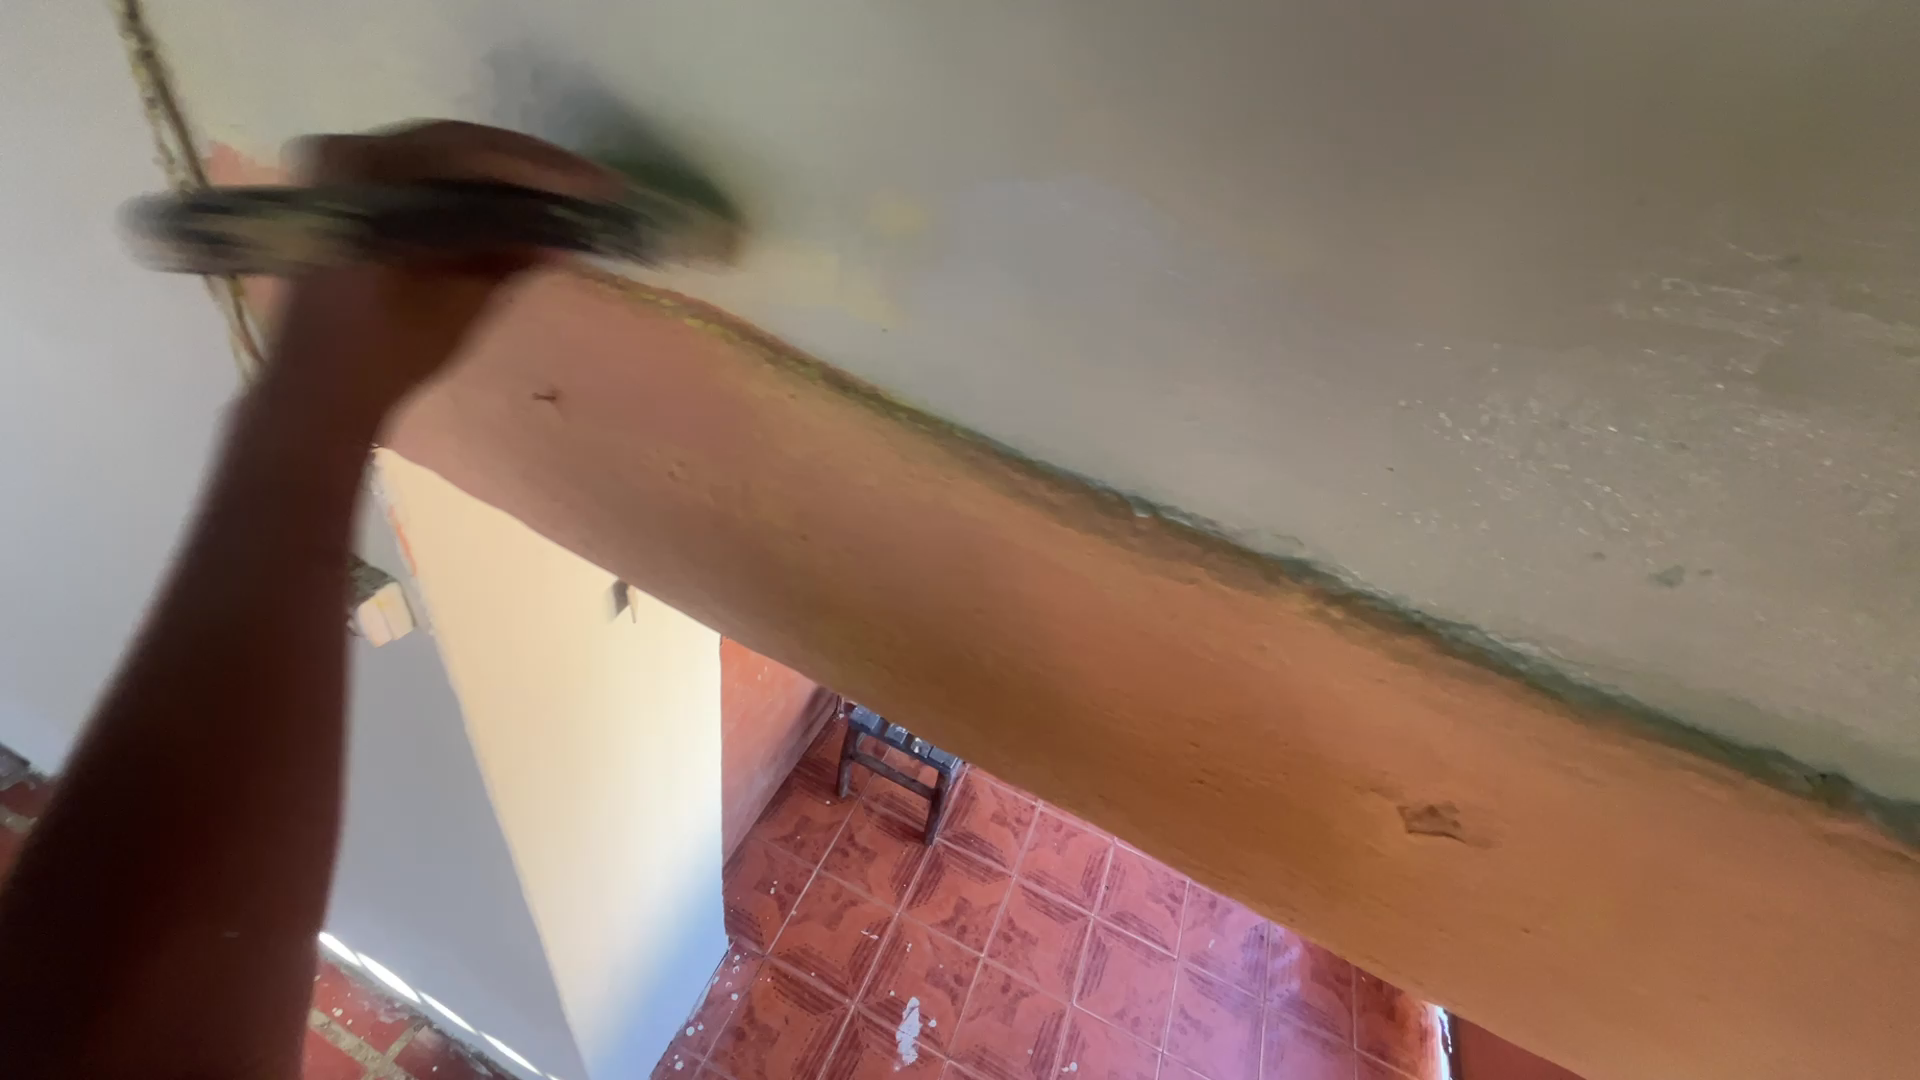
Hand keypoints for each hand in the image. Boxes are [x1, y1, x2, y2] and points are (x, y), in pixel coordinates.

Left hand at [265, 120, 622, 415]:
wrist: (323, 384)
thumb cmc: (386, 348)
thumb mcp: (462, 300)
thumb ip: (510, 257)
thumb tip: (564, 237)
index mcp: (363, 172)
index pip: (470, 152)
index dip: (543, 168)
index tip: (599, 186)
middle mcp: (348, 153)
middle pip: (460, 147)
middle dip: (534, 168)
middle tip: (594, 187)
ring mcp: (347, 171)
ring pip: (450, 160)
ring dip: (512, 180)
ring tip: (571, 196)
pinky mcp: (358, 195)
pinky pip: (433, 180)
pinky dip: (482, 195)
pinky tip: (527, 210)